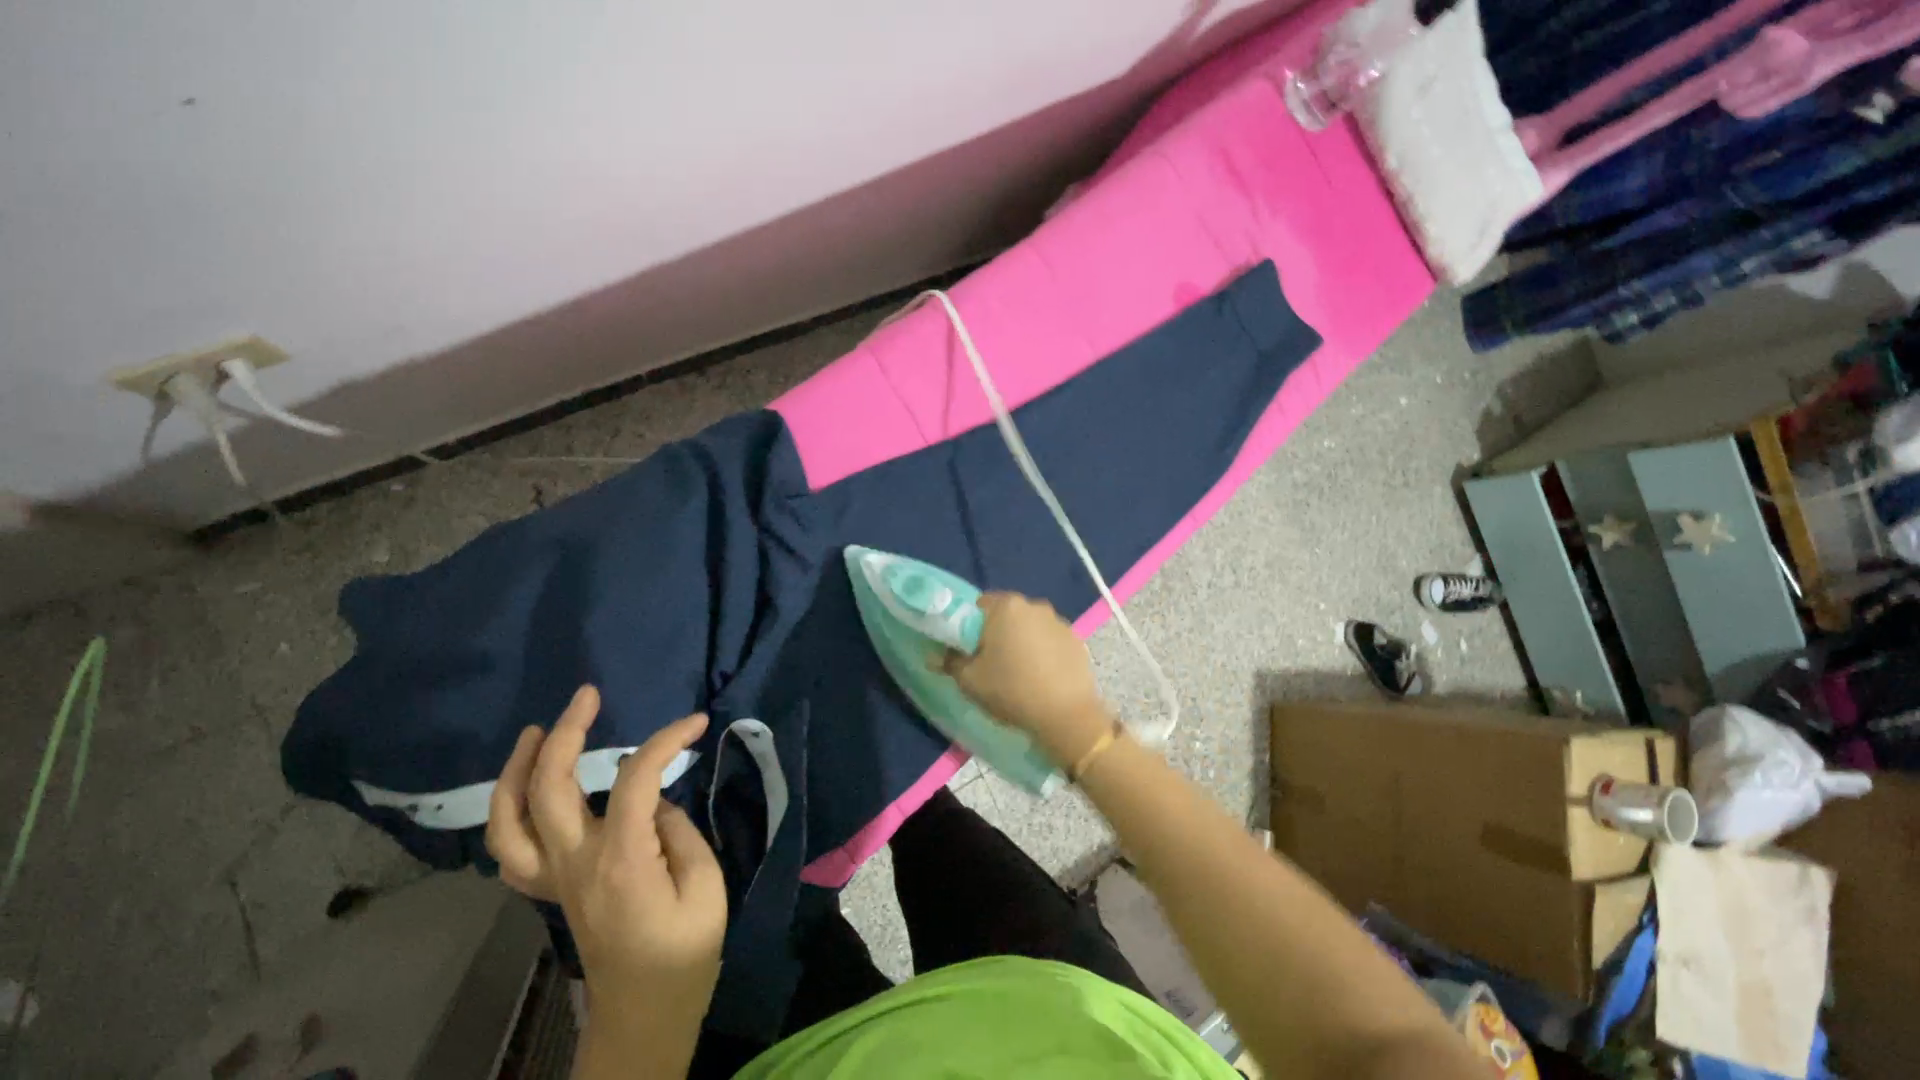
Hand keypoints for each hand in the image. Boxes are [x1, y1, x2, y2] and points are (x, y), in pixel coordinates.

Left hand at [485, 686, 727, 1018]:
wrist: (645, 1009)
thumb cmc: (685, 952)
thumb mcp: (706, 888)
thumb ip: (679, 834)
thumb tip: (655, 802)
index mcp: (621, 860)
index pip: (633, 779)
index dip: (664, 741)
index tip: (695, 722)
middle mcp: (574, 863)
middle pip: (548, 787)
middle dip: (564, 732)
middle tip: (587, 696)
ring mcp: (553, 880)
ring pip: (508, 820)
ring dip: (515, 771)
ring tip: (535, 733)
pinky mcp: (550, 891)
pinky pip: (510, 853)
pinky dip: (508, 818)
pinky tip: (526, 795)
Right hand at [942, 592, 1113, 765]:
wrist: (1066, 716)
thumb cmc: (1011, 691)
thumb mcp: (969, 680)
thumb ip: (950, 661)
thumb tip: (937, 654)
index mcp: (1006, 607)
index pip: (978, 606)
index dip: (969, 627)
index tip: (968, 650)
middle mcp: (1034, 605)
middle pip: (1006, 614)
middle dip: (996, 633)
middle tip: (989, 663)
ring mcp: (1059, 622)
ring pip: (1030, 627)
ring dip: (1021, 641)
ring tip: (1018, 673)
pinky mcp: (1076, 640)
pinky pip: (1049, 641)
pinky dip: (1042, 652)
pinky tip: (1041, 677)